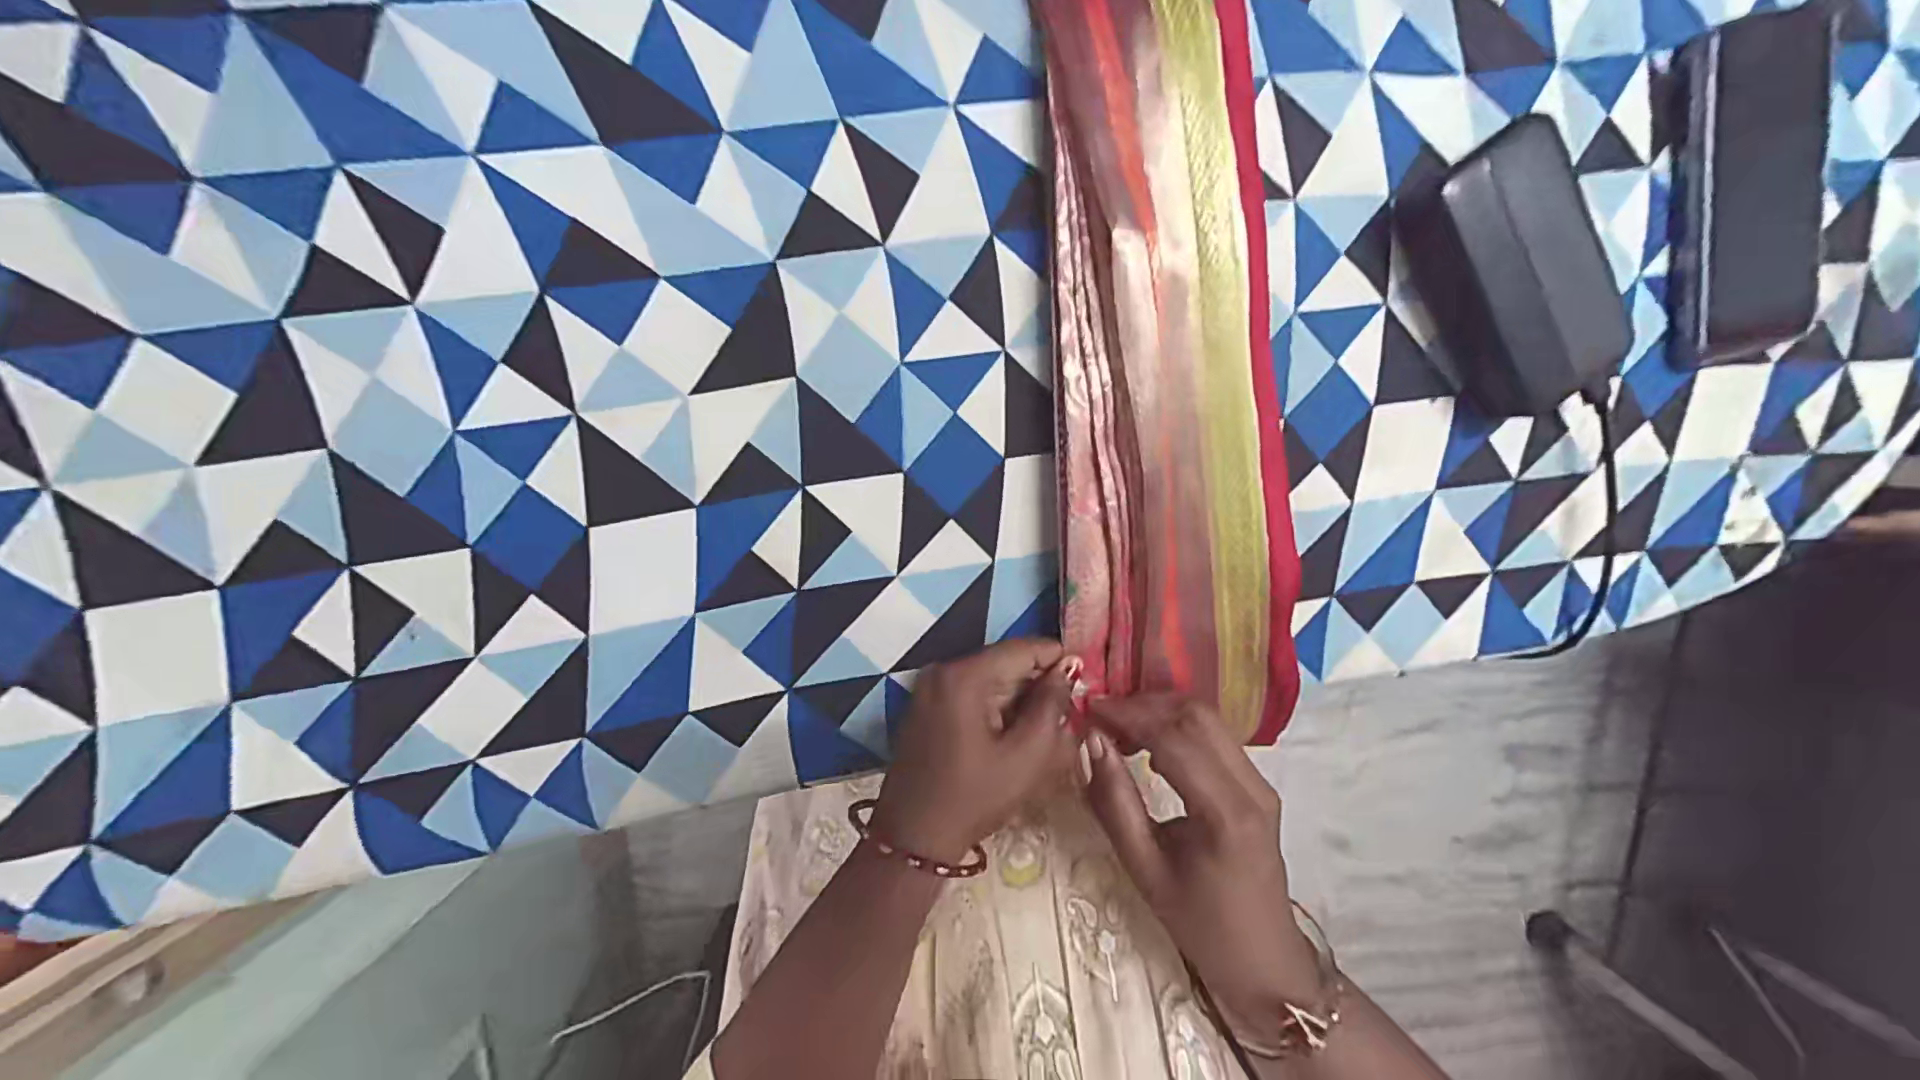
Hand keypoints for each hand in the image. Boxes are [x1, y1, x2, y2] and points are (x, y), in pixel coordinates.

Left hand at [869, 640, 1079, 862]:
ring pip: (991, 679)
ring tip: (1046, 730)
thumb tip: (1068, 669)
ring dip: (1020, 699)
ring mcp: (930, 688)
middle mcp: (943, 670)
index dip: (1058, 659)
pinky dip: (997, 708)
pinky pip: (972, 694)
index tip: (1085, 681)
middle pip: (1005, 663)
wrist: (913, 839)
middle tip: (1068, 714)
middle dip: (1039, 684)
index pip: (1022, 648)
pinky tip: (1014, 736)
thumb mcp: (1026, 755)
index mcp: (964, 675)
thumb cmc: (973, 798)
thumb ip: (1052, 705)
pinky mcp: (927, 706)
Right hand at [1082, 695, 1323, 1043]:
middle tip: (1103, 716)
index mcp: (1226, 812)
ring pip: (1209, 720)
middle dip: (1144, 704)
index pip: (1173, 737)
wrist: (1263, 963)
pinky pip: (1217, 738)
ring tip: (1120, 729)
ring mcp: (1261, 784)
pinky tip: (1149, 747)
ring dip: (1161, 713)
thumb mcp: (1143, 867)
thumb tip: (1092, 741)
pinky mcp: (1259, 786)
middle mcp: (1253, 787)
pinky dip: (1178, 728)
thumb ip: (1114, 801)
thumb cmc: (1198, 923)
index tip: (1089, 709)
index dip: (1128, 715)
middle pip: (1197, 714)